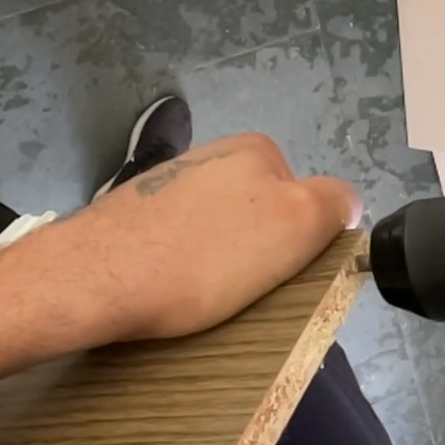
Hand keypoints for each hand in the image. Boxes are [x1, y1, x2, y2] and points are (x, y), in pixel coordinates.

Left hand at [7, 134, 360, 343]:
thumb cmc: (205, 256)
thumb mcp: (295, 224)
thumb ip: (331, 204)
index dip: (300, 246)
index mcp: (255, 151)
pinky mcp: (138, 211)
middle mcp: (213, 156)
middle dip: (259, 251)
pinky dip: (185, 262)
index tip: (279, 279)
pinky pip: (182, 240)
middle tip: (243, 291)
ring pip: (221, 230)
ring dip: (221, 261)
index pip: (307, 201)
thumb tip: (345, 202)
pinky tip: (171, 285)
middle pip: (262, 214)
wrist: (99, 276)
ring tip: (202, 293)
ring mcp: (172, 182)